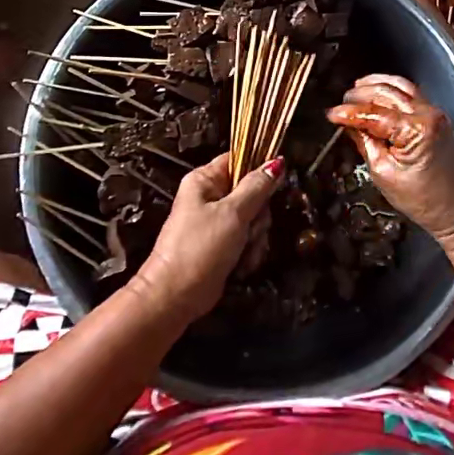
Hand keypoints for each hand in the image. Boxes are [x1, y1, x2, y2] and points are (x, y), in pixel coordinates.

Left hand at [132, 154, 284, 321]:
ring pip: (253, 219)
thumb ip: (257, 187)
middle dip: (258, 216)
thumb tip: (276, 162)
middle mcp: (209, 197)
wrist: (177, 294)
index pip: (238, 160)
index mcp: (204, 180)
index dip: (258, 170)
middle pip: (251, 193)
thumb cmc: (200, 248)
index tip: (273, 186)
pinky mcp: (222, 245)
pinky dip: (249, 252)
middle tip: (251, 228)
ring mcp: (216, 222)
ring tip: (245, 251)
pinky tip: (243, 264)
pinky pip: (247, 240)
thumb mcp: (233, 213)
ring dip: (255, 238)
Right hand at [326, 75, 453, 244]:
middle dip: (358, 96)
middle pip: (384, 92)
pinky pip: (409, 92)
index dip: (348, 112)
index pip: (373, 113)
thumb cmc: (426, 200)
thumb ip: (364, 142)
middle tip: (340, 106)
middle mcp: (428, 115)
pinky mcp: (435, 116)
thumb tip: (348, 124)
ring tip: (353, 94)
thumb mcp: (382, 173)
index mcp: (415, 130)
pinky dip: (389, 88)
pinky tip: (375, 92)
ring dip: (373, 86)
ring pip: (397, 85)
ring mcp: (434, 113)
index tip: (331, 115)